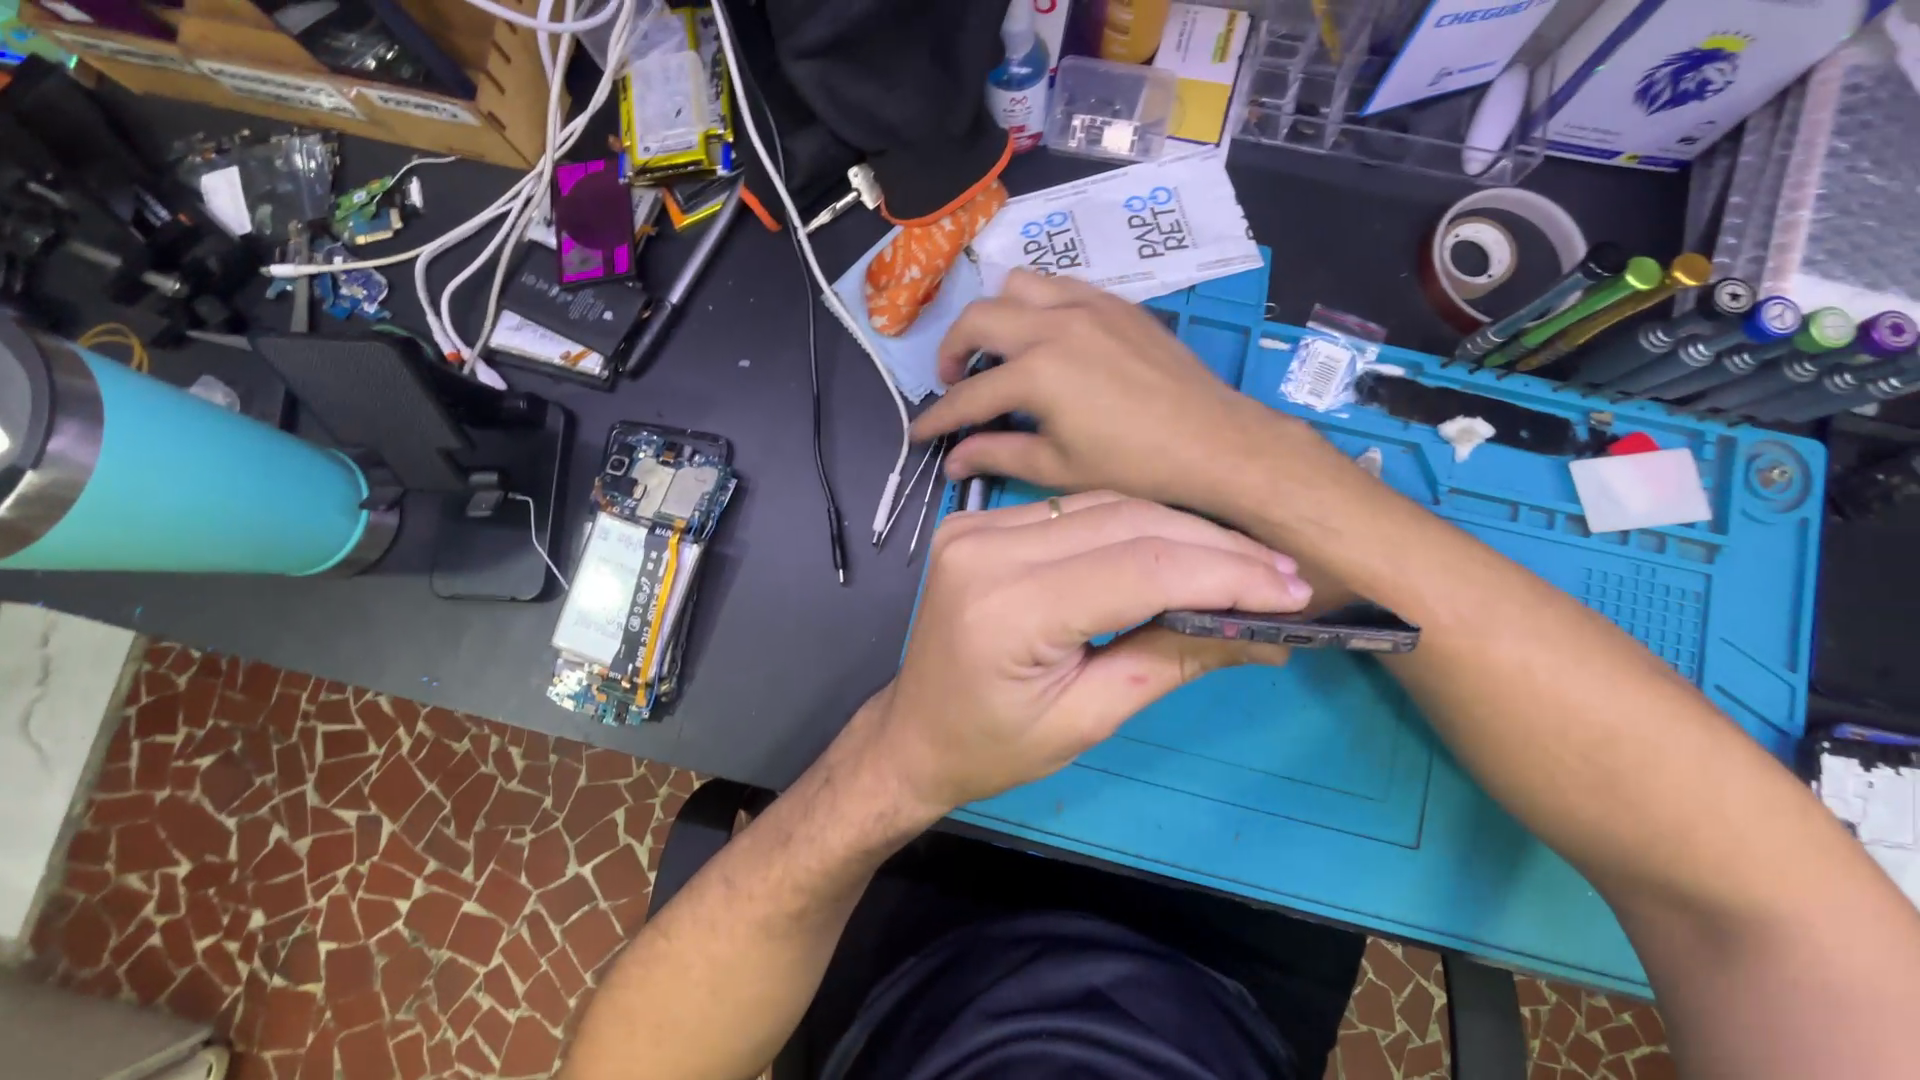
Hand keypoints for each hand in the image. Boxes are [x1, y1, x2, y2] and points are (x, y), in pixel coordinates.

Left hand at [846, 492, 1310, 817]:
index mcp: (1008, 608)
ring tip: (1247, 564)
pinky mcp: (979, 522)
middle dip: (1215, 548)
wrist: (914, 733)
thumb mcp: (1087, 718)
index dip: (1224, 574)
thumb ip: (1169, 661)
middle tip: (1282, 576)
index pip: (1139, 568)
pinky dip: (1135, 525)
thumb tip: (1260, 630)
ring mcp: (977, 526)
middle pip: (1127, 522)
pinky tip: (1181, 547)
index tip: (1291, 593)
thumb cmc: (993, 746)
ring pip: (1106, 505)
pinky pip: (1075, 510)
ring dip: (1181, 530)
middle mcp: (987, 548)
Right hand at [911, 271, 1287, 508]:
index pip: (968, 395)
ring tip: (1000, 349)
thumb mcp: (1059, 467)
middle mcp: (1054, 325)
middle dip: (952, 350)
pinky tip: (1046, 336)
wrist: (1212, 441)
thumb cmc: (1134, 465)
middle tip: (954, 382)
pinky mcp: (1115, 302)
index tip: (920, 433)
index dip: (938, 418)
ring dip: (995, 314)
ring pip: (1017, 285)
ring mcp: (1087, 305)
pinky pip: (1060, 285)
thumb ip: (998, 456)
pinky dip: (1037, 304)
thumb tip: (952, 462)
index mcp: (1037, 372)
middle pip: (978, 319)